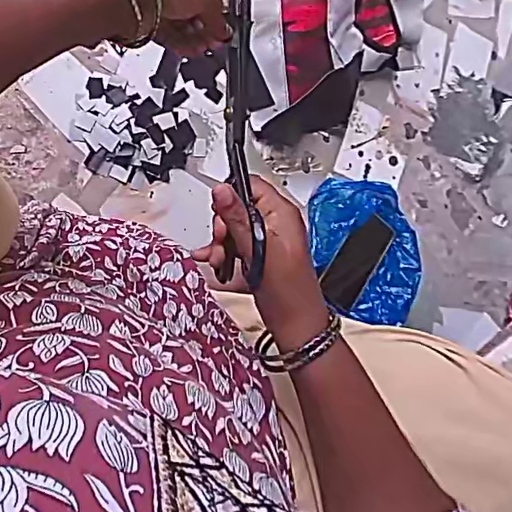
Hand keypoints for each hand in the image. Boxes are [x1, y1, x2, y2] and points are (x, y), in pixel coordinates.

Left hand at [142, 0, 229, 56]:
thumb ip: (219, 15)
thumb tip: (222, 29)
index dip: (219, 8)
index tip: (224, 25)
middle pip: (194, 5)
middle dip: (205, 25)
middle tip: (213, 40)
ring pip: (180, 20)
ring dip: (193, 36)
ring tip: (202, 47)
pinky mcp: (144, 15)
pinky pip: (166, 30)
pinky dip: (177, 40)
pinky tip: (187, 49)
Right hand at [192, 175, 328, 337]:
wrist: (296, 327)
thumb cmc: (288, 293)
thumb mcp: (257, 250)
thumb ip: (237, 218)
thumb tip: (222, 189)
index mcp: (281, 213)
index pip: (249, 184)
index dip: (230, 197)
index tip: (221, 215)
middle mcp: (274, 223)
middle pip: (236, 207)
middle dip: (221, 225)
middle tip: (221, 242)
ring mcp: (266, 239)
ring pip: (231, 227)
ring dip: (219, 243)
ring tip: (219, 258)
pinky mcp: (259, 254)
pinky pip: (233, 244)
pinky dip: (222, 253)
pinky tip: (215, 262)